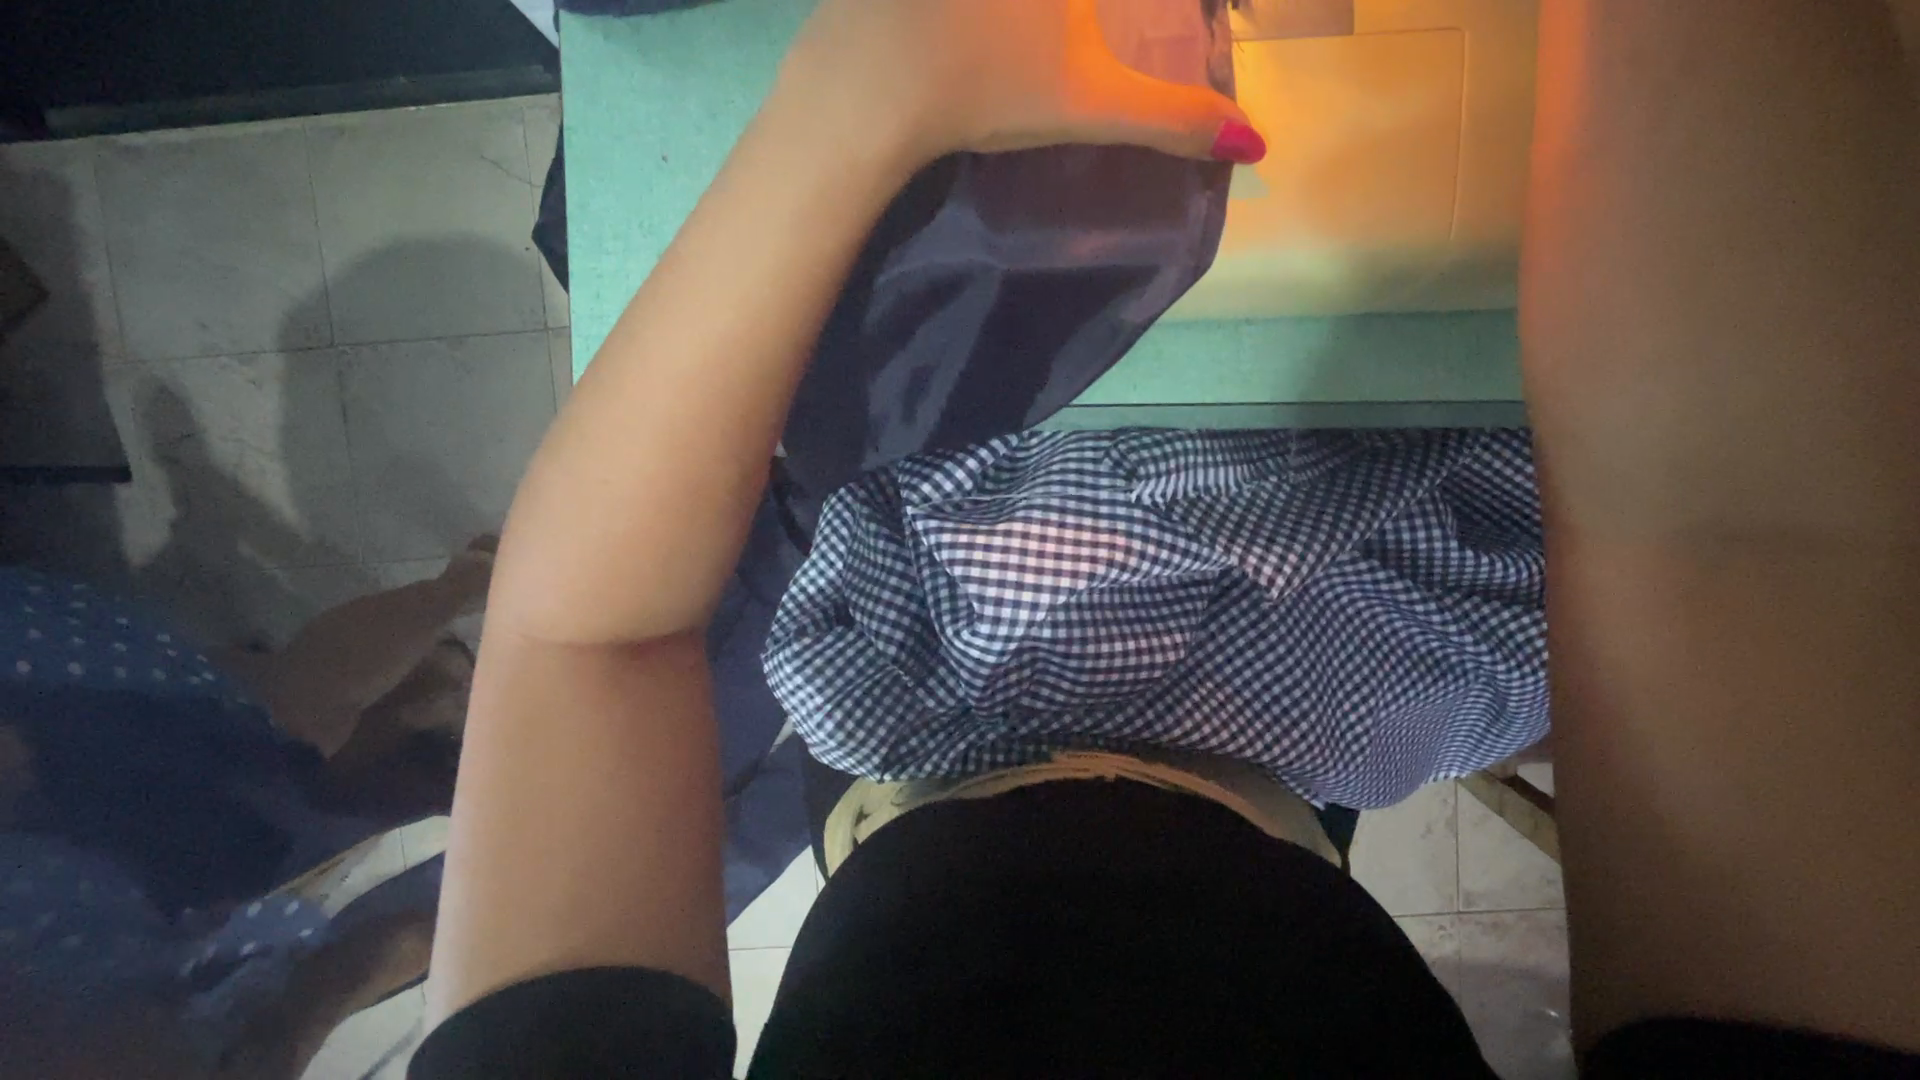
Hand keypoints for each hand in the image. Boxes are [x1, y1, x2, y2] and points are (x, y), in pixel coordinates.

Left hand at [776, 0, 1264, 167]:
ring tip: (1020, 46)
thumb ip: (1171, 118)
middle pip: (1076, 9)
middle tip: (1075, 44)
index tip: (1099, 51)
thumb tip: (1257, 145)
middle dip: (1076, 28)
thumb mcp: (1090, 105)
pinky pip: (959, 4)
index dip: (1138, 21)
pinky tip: (962, 30)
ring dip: (1033, 26)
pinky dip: (965, 17)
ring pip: (1022, 9)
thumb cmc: (990, 87)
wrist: (871, 83)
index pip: (1126, 7)